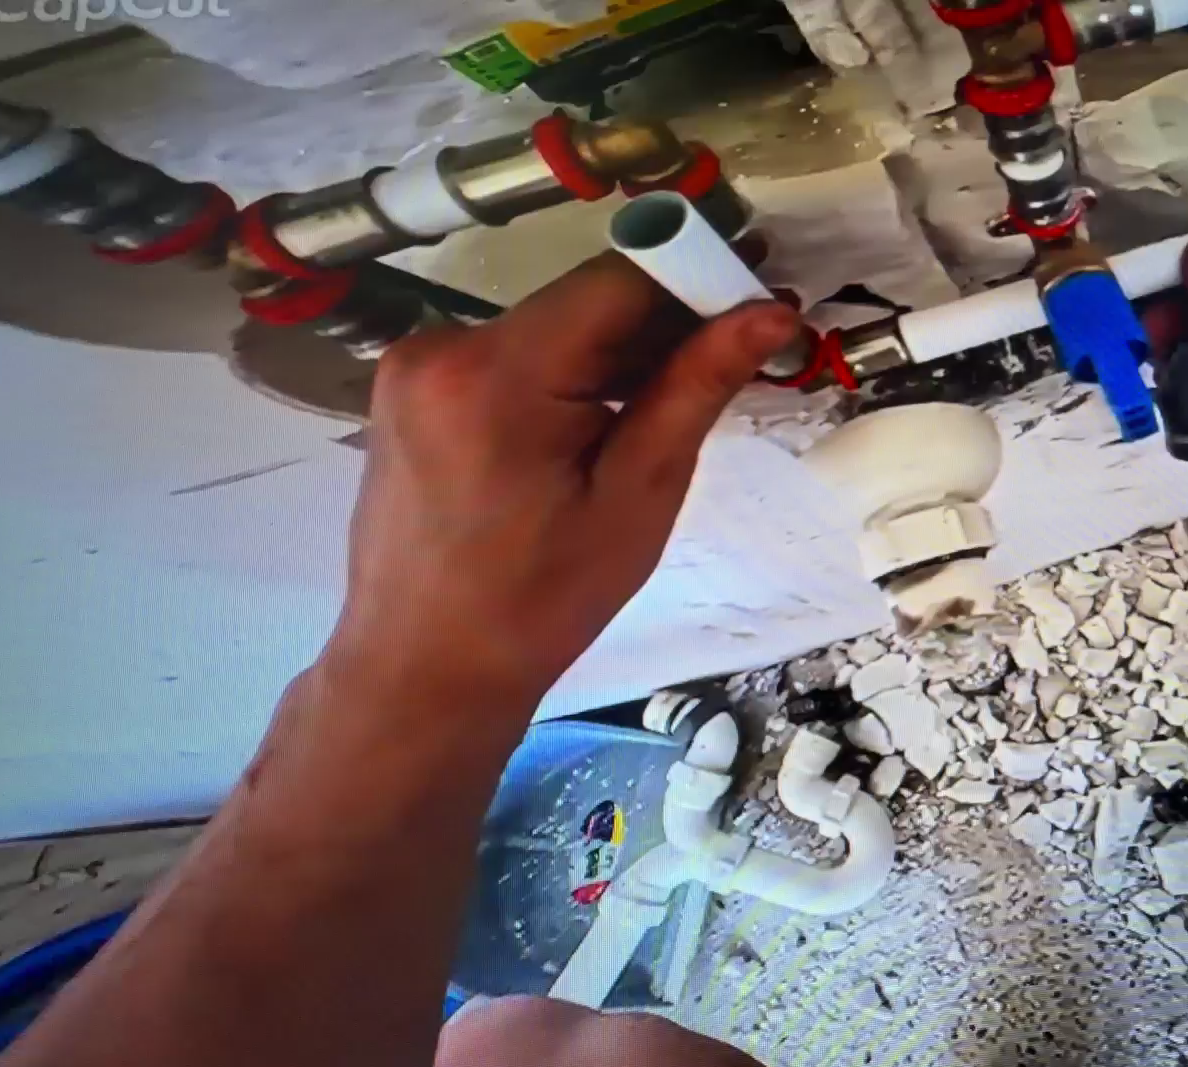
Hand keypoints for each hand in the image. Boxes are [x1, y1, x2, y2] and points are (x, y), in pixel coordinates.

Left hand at [323, 253, 799, 712]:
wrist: (430, 663)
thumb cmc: (547, 596)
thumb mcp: (640, 493)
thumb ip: (697, 389)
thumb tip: (769, 316)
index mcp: (497, 372)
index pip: (619, 281)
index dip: (699, 283)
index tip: (760, 310)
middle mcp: (443, 344)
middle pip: (586, 303)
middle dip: (668, 326)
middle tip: (737, 363)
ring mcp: (419, 363)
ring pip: (557, 329)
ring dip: (626, 355)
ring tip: (676, 406)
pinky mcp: (418, 387)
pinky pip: (522, 356)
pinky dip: (580, 375)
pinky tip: (613, 420)